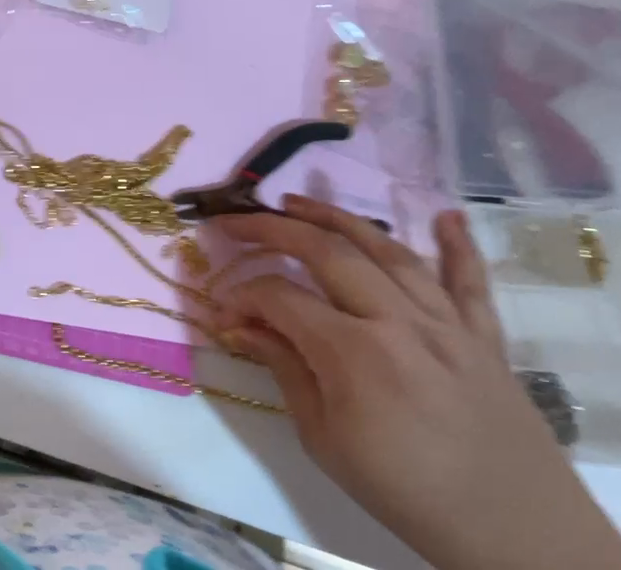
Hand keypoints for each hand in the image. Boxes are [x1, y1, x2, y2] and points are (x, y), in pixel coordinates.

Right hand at [211, 196, 620, 569]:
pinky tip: (443, 215)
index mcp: (355, 354)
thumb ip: (284, 368)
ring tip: (295, 201)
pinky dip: (459, 245)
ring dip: (338, 218)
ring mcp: (449, 327)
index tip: (220, 310)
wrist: (515, 534)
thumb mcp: (323, 438)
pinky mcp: (485, 340)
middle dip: (271, 229)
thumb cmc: (403, 490)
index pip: (278, 297)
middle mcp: (401, 324)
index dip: (240, 296)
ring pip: (389, 252)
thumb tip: (239, 324)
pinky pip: (471, 283)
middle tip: (232, 222)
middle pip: (327, 252)